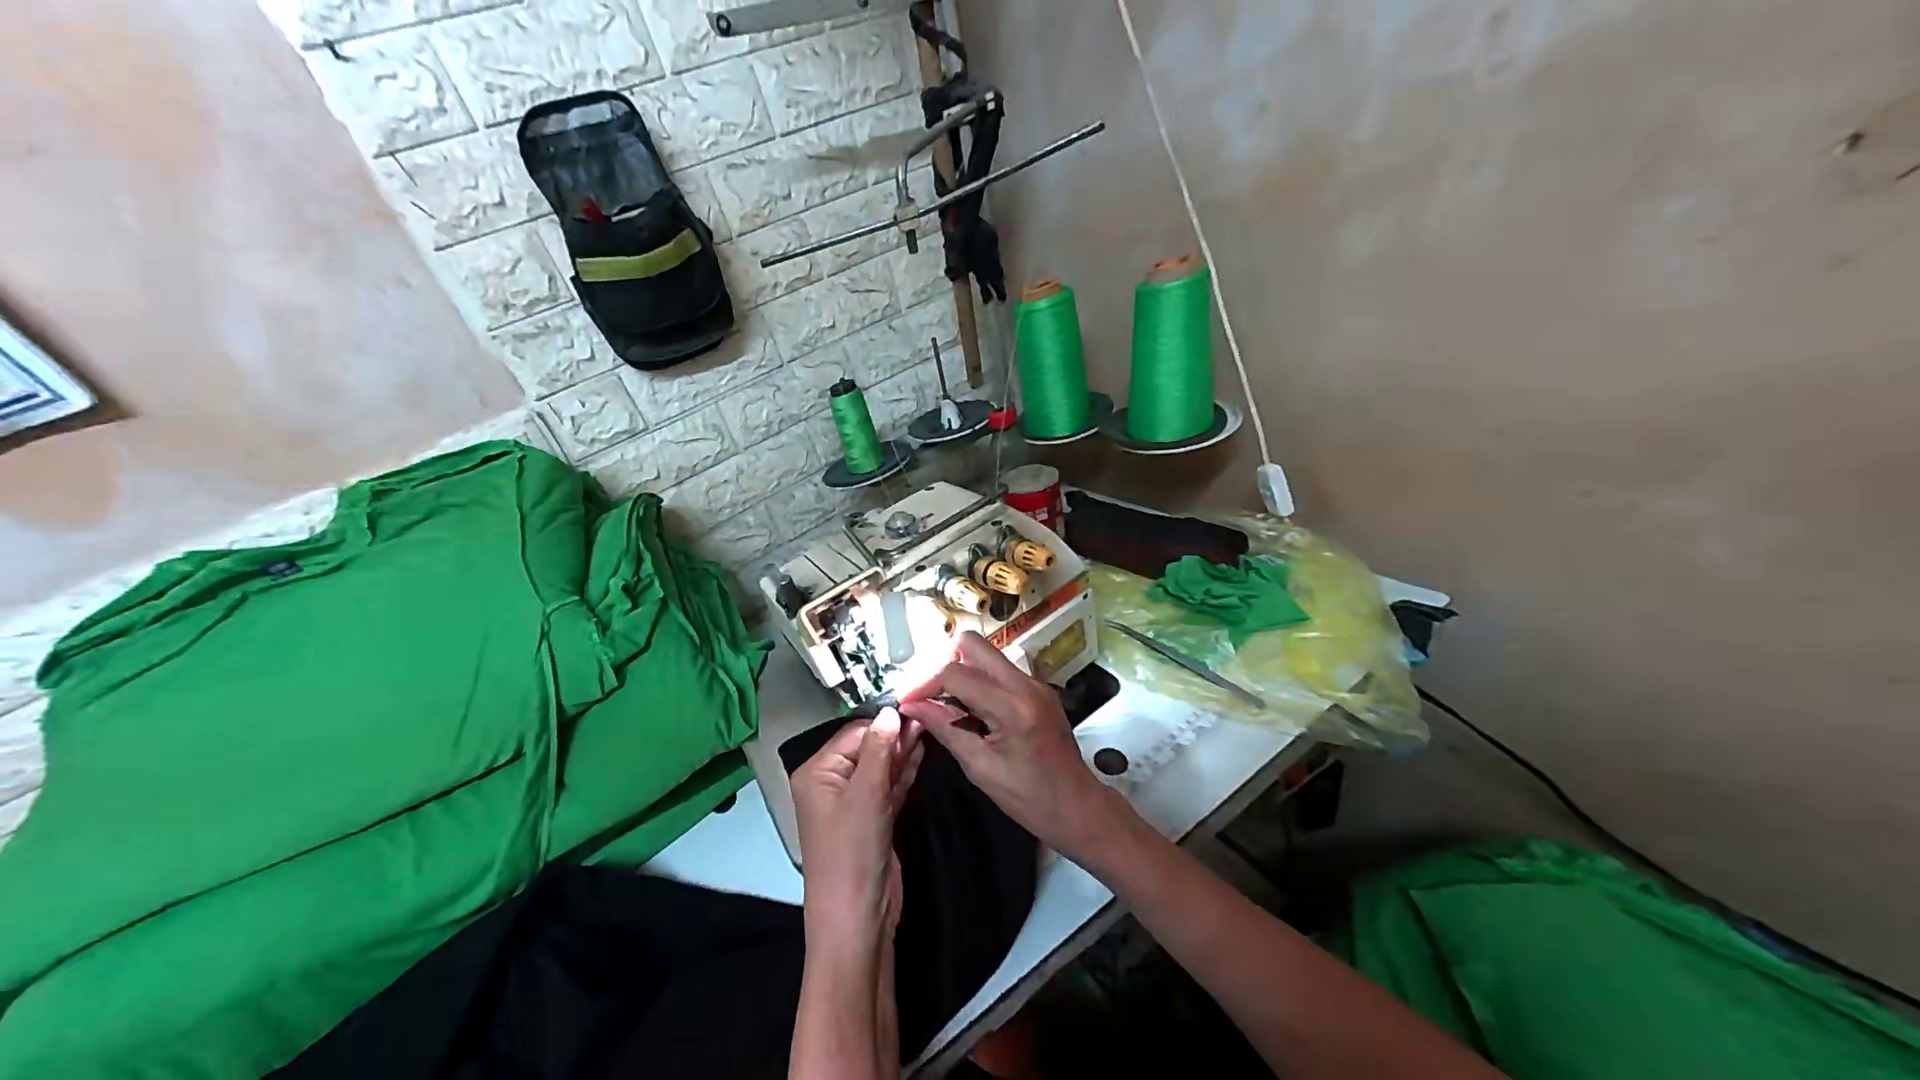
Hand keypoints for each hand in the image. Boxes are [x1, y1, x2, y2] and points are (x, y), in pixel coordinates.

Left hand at [791, 708, 923, 953]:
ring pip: (881, 767)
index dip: (883, 722)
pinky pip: (890, 786)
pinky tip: (922, 752)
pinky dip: (904, 771)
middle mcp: (833, 784)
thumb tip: (890, 713)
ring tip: (929, 726)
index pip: (853, 734)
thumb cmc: (852, 851)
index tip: (914, 707)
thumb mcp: (866, 794)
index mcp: (818, 773)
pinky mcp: (874, 820)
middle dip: (895, 734)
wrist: (858, 918)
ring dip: (902, 750)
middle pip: (867, 748)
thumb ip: (880, 750)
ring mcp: (854, 803)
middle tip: (927, 715)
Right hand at [900, 632, 1136, 864]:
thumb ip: (945, 729)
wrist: (1078, 806)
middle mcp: (1026, 684)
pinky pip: (998, 670)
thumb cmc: (1029, 799)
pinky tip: (969, 711)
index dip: (924, 684)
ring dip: (960, 672)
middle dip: (943, 665)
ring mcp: (1034, 683)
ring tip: (945, 705)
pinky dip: (977, 681)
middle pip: (972, 644)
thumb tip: (911, 706)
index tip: (907, 702)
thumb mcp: (980, 768)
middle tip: (928, 696)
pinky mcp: (1037, 688)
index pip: (956, 673)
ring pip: (985, 654)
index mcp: (1013, 706)